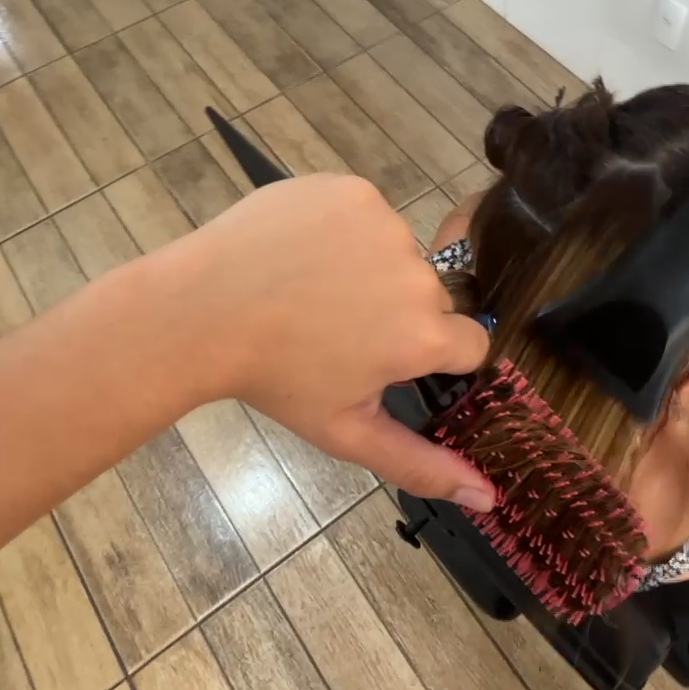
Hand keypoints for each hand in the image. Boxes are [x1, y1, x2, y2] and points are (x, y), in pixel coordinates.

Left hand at [174, 174, 493, 508]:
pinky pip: (369, 215)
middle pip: (432, 298)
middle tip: (337, 327)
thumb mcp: (347, 431)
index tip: (387, 356)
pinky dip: (347, 231)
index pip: (470, 341)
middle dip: (398, 313)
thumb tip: (489, 499)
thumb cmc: (274, 378)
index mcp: (422, 334)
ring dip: (371, 270)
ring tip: (314, 289)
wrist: (198, 310)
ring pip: (399, 254)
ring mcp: (384, 224)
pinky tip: (306, 252)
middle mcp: (416, 274)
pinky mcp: (353, 190)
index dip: (432, 354)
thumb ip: (422, 465)